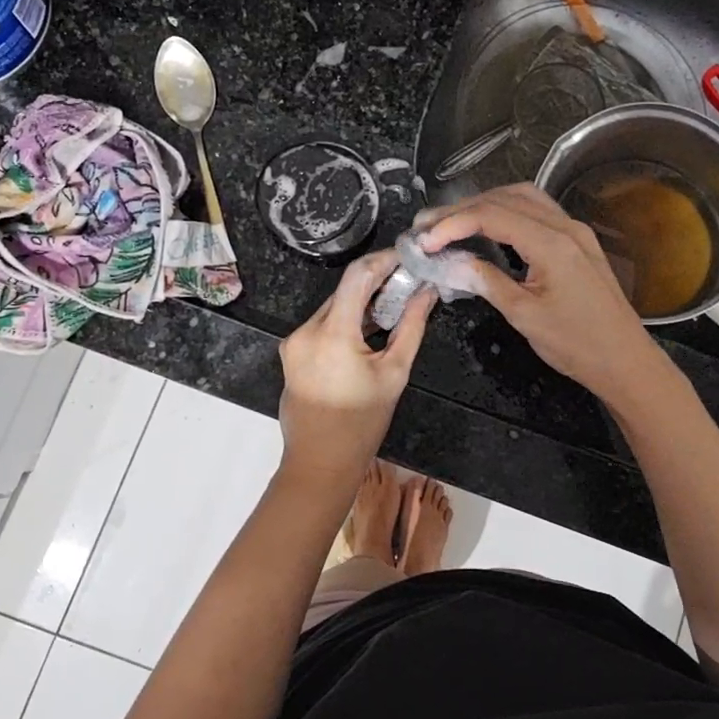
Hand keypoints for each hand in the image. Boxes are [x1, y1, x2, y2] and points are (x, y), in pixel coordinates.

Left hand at [278, 249, 435, 480]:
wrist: (320, 462)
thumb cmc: (362, 423)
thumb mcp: (394, 373)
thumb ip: (411, 327)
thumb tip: (427, 293)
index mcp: (332, 333)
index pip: (357, 276)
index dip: (383, 260)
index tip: (407, 256)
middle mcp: (307, 330)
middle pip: (344, 291)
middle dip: (376, 283)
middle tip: (408, 281)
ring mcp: (294, 341)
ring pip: (333, 308)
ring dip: (361, 303)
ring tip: (393, 306)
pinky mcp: (291, 353)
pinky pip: (322, 326)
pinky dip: (346, 322)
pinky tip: (368, 331)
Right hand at [416, 184, 660, 403]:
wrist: (625, 360)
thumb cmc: (576, 344)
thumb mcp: (524, 315)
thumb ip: (486, 281)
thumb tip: (450, 261)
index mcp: (552, 243)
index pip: (491, 216)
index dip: (452, 223)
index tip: (423, 239)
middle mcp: (565, 226)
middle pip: (505, 198)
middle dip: (461, 209)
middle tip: (426, 226)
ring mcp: (574, 231)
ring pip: (522, 198)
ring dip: (483, 205)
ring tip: (450, 222)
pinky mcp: (577, 241)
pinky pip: (537, 211)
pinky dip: (506, 212)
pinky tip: (486, 227)